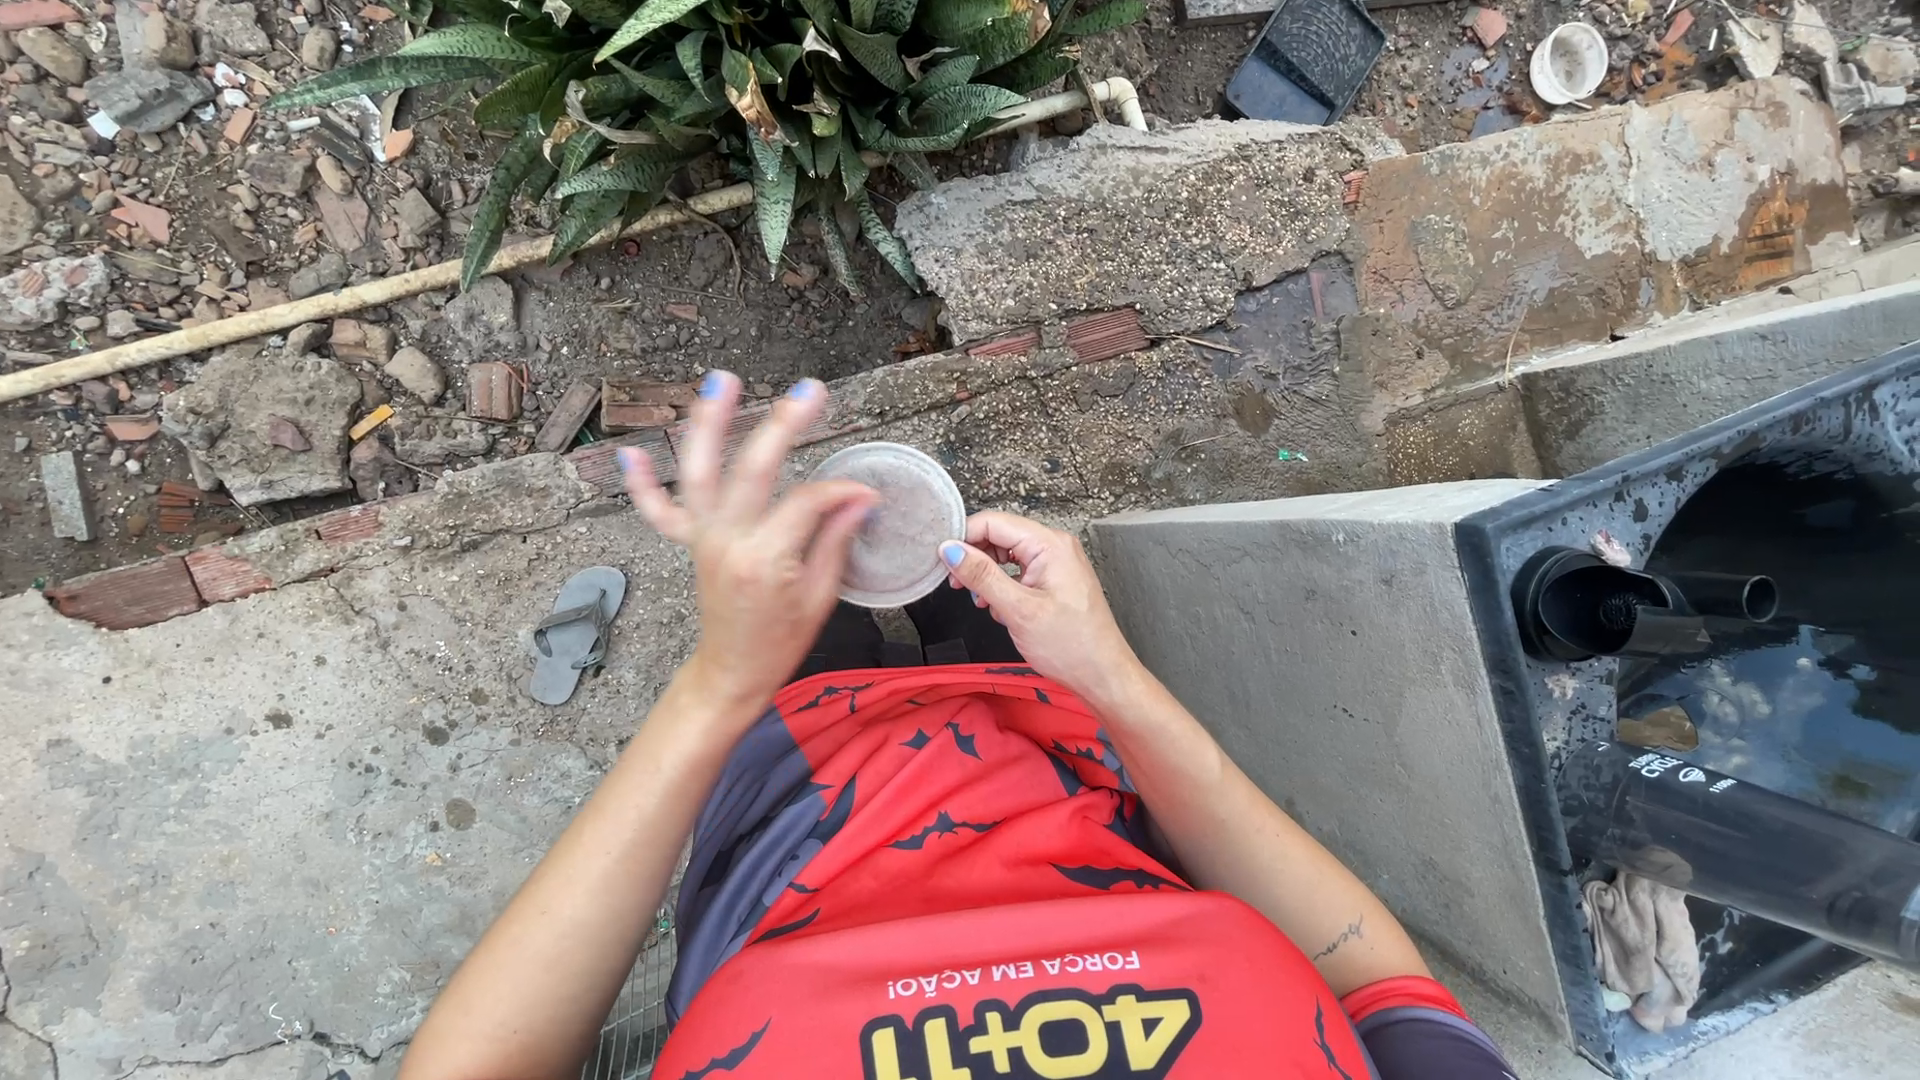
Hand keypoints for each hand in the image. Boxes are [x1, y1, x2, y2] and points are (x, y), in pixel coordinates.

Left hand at [620, 371, 876, 717]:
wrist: (734, 671)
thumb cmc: (782, 641)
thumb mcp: (821, 596)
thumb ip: (835, 539)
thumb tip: (860, 497)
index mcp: (765, 558)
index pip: (808, 502)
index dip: (841, 492)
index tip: (867, 492)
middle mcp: (727, 541)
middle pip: (752, 469)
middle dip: (783, 425)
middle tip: (808, 391)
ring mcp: (703, 539)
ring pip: (699, 473)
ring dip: (709, 424)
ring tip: (721, 381)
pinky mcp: (691, 544)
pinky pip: (661, 512)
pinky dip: (643, 484)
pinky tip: (632, 452)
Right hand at [936, 511, 1144, 704]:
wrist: (1102, 674)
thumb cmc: (1072, 646)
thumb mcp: (1018, 610)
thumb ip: (982, 576)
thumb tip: (950, 550)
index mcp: (1049, 544)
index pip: (993, 522)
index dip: (964, 538)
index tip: (943, 561)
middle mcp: (1054, 546)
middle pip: (999, 535)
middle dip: (975, 558)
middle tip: (958, 585)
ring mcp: (1056, 562)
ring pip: (1007, 554)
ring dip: (987, 575)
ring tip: (981, 601)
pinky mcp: (1054, 579)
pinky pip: (1019, 570)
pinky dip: (1003, 585)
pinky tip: (998, 607)